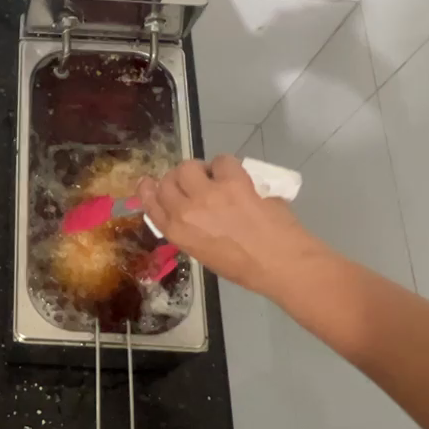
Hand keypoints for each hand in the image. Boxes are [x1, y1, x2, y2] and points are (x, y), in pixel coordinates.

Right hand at [138, 155, 318, 297]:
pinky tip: (234, 176)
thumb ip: (189, 229)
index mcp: (177, 232)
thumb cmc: (243, 267)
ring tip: (213, 178)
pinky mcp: (234, 182)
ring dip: (198, 170)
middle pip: (167, 181)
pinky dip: (225, 166)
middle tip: (192, 183)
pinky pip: (221, 161)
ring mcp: (209, 194)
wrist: (280, 263)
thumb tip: (190, 210)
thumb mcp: (203, 253)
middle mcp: (186, 211)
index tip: (149, 182)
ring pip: (188, 167)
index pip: (151, 203)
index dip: (148, 189)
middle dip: (176, 180)